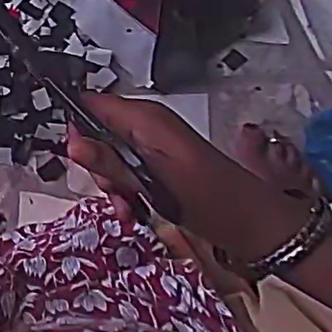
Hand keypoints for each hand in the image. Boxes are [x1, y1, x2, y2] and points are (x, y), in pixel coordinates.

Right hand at [65, 93, 308, 261]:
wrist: (258, 228)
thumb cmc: (216, 203)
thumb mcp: (154, 185)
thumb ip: (110, 162)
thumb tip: (73, 145)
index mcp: (147, 119)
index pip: (91, 103)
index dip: (76, 126)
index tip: (76, 155)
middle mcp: (148, 124)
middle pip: (97, 131)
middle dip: (96, 162)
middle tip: (110, 187)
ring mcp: (154, 142)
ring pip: (109, 152)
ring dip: (110, 180)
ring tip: (125, 203)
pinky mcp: (159, 159)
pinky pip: (126, 165)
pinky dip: (124, 186)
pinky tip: (132, 207)